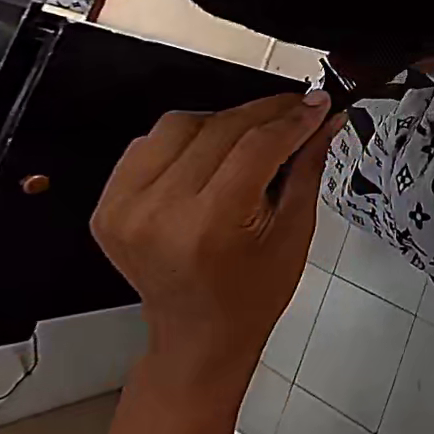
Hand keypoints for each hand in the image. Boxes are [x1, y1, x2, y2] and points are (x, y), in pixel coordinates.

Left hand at [90, 91, 343, 386]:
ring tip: (257, 133)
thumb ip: (308, 165)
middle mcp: (158, 211)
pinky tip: (216, 151)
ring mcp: (124, 207)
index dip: (294, 118)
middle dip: (268, 113)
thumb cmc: (256, 290)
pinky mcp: (108, 205)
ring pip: (181, 125)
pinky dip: (188, 137)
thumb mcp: (296, 227)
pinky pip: (150, 144)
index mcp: (210, 224)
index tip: (320, 102)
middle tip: (301, 109)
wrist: (201, 332)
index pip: (257, 145)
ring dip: (227, 120)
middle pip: (220, 128)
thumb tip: (324, 119)